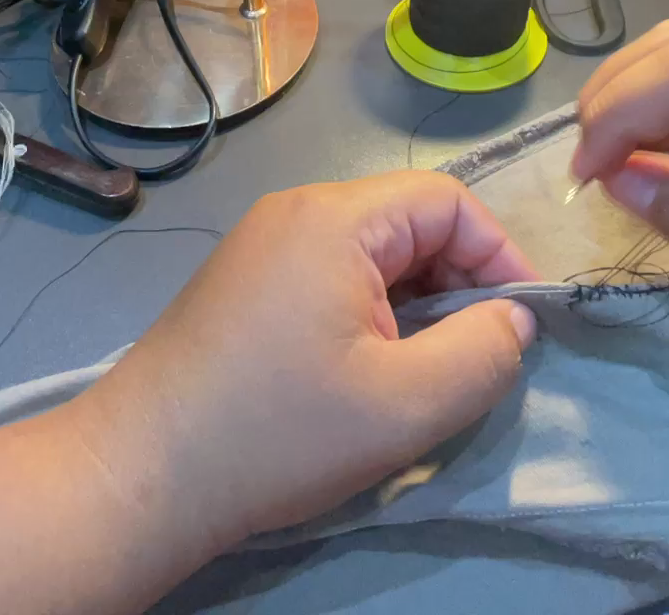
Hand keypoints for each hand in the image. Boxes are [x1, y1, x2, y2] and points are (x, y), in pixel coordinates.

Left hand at [65, 172, 537, 551]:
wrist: (145, 468)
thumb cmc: (277, 431)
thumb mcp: (405, 404)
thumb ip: (483, 353)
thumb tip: (514, 315)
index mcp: (333, 217)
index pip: (445, 200)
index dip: (498, 252)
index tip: (523, 321)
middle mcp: (294, 210)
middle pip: (405, 220)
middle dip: (457, 280)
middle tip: (475, 354)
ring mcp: (262, 242)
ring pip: (369, 250)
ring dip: (414, 299)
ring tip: (425, 366)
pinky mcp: (245, 278)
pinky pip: (330, 271)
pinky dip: (369, 308)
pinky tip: (369, 362)